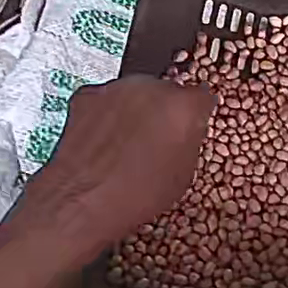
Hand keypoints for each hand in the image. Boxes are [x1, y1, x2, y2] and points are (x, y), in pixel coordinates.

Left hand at [15, 77, 214, 252]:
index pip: (202, 97)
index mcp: (184, 106)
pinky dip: (108, 115)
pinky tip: (108, 141)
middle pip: (168, 92)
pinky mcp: (88, 95)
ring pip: (136, 94)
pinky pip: (107, 101)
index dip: (198, 114)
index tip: (194, 124)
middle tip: (161, 140)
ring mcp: (117, 89)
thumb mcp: (185, 171)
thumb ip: (190, 139)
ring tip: (130, 145)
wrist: (84, 200)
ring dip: (137, 112)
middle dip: (166, 111)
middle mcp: (152, 88)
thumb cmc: (138, 192)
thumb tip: (187, 129)